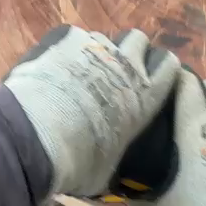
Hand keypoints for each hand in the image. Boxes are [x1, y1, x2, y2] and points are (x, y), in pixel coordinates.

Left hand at [2, 26, 181, 197]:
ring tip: (76, 72)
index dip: (157, 69)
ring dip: (94, 51)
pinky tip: (50, 66)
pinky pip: (70, 35)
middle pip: (138, 40)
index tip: (146, 79)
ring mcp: (95, 45)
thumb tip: (110, 165)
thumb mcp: (107, 169)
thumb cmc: (80, 161)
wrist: (37, 136)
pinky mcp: (64, 37)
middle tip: (111, 72)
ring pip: (103, 36)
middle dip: (127, 51)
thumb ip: (116, 154)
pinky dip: (63, 47)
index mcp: (146, 95)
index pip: (168, 65)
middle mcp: (127, 63)